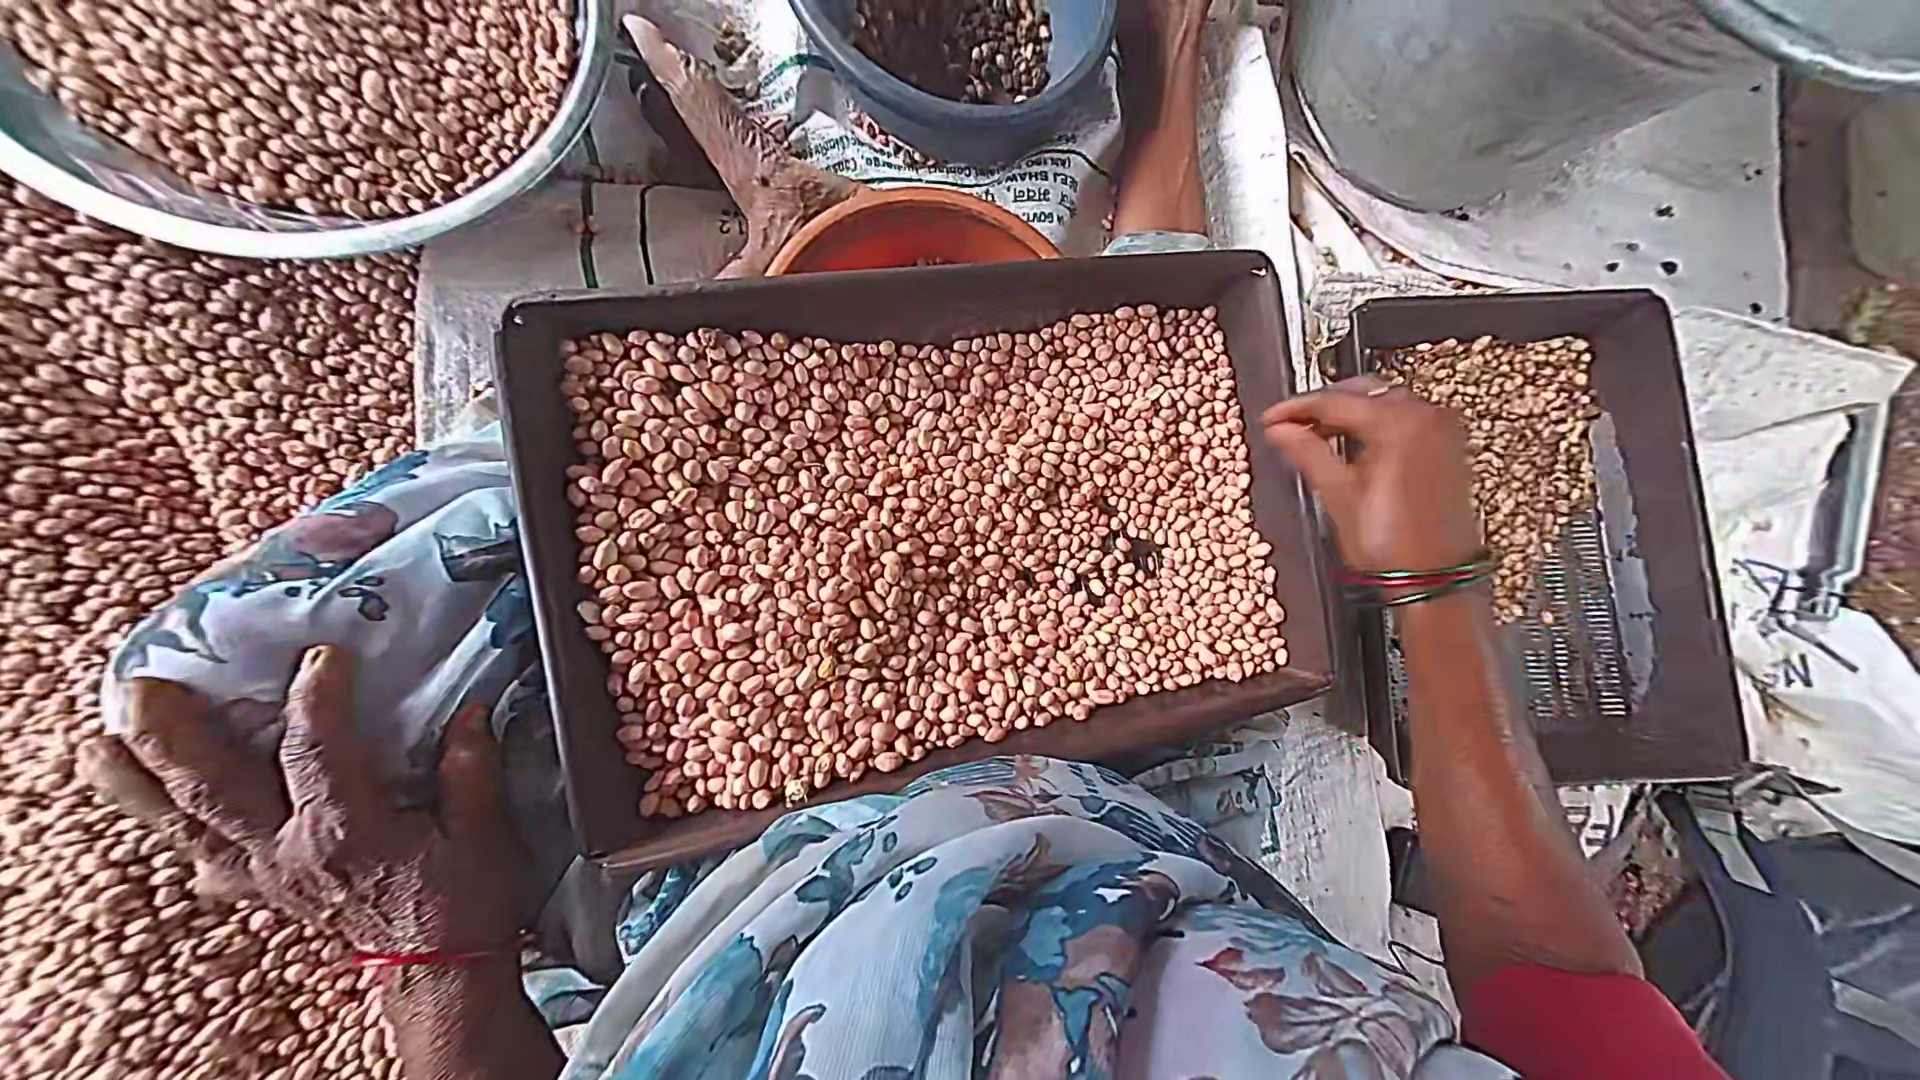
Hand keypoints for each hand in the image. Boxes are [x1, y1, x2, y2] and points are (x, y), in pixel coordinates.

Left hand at [79, 645, 522, 956]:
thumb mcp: (484, 826)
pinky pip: (198, 854)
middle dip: (173, 736)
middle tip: (145, 687)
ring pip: (184, 822)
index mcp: (347, 831)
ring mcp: (265, 873)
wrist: (439, 960)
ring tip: (102, 738)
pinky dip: (168, 825)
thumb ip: (471, 766)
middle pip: (214, 790)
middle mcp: (288, 851)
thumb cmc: (467, 892)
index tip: (321, 656)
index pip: (316, 753)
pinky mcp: (263, 885)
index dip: (316, 699)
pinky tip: (158, 802)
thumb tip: (469, 711)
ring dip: (139, 779)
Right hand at [1262, 377, 1483, 573]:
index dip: (1295, 408)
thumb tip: (1281, 430)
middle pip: (1361, 391)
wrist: (1436, 575)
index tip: (1271, 419)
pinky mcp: (1445, 444)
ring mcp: (1440, 429)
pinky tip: (1347, 441)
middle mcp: (1426, 417)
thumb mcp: (1338, 494)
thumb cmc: (1393, 543)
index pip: (1334, 400)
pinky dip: (1370, 422)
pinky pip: (1401, 416)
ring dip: (1345, 411)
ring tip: (1312, 432)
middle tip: (1288, 422)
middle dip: (1320, 404)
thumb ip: (1307, 452)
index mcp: (1399, 424)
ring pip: (1381, 400)